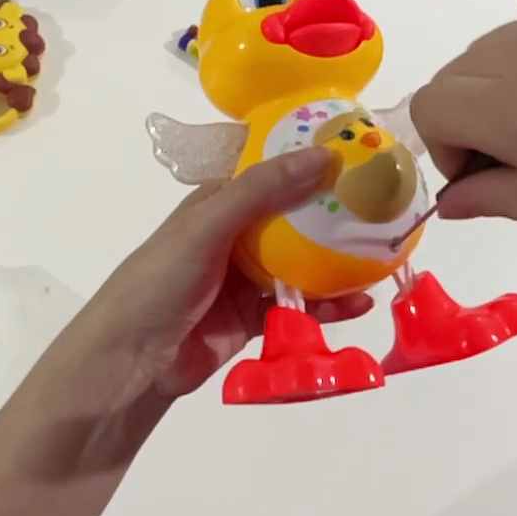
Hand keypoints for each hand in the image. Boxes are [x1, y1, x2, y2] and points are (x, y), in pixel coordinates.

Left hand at [61, 148, 371, 398]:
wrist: (132, 362)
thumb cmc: (161, 280)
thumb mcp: (208, 226)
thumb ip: (261, 191)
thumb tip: (322, 155)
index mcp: (219, 202)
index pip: (271, 171)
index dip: (309, 160)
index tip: (358, 152)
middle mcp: (235, 235)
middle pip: (294, 218)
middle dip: (334, 213)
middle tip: (384, 208)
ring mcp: (245, 279)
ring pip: (302, 264)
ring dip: (338, 263)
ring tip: (382, 259)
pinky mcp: (255, 319)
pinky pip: (300, 306)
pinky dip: (328, 306)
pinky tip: (359, 305)